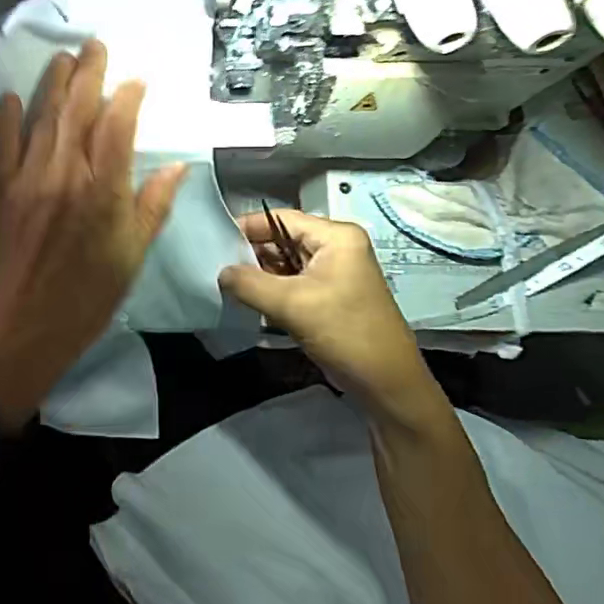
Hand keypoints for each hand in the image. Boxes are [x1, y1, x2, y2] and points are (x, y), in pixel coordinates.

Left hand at [0, 40, 186, 431]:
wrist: (23, 327)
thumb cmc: (88, 296)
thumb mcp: (133, 255)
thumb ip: (154, 205)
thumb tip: (178, 166)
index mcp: (104, 190)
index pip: (117, 126)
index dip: (127, 97)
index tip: (136, 80)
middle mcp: (66, 173)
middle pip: (77, 110)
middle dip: (88, 73)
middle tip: (95, 45)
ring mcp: (28, 178)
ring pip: (42, 118)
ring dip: (53, 83)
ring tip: (63, 57)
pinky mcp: (1, 189)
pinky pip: (2, 144)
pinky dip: (7, 118)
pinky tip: (13, 97)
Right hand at [218, 209, 444, 428]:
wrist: (386, 384)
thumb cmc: (344, 332)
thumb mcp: (292, 305)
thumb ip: (250, 284)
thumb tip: (221, 273)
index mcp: (336, 237)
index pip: (282, 219)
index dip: (248, 227)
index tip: (216, 240)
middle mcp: (337, 247)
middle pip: (283, 239)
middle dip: (252, 253)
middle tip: (218, 266)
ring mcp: (335, 272)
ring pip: (286, 263)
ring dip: (261, 274)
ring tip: (229, 284)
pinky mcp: (330, 296)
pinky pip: (294, 283)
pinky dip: (274, 290)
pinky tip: (250, 300)